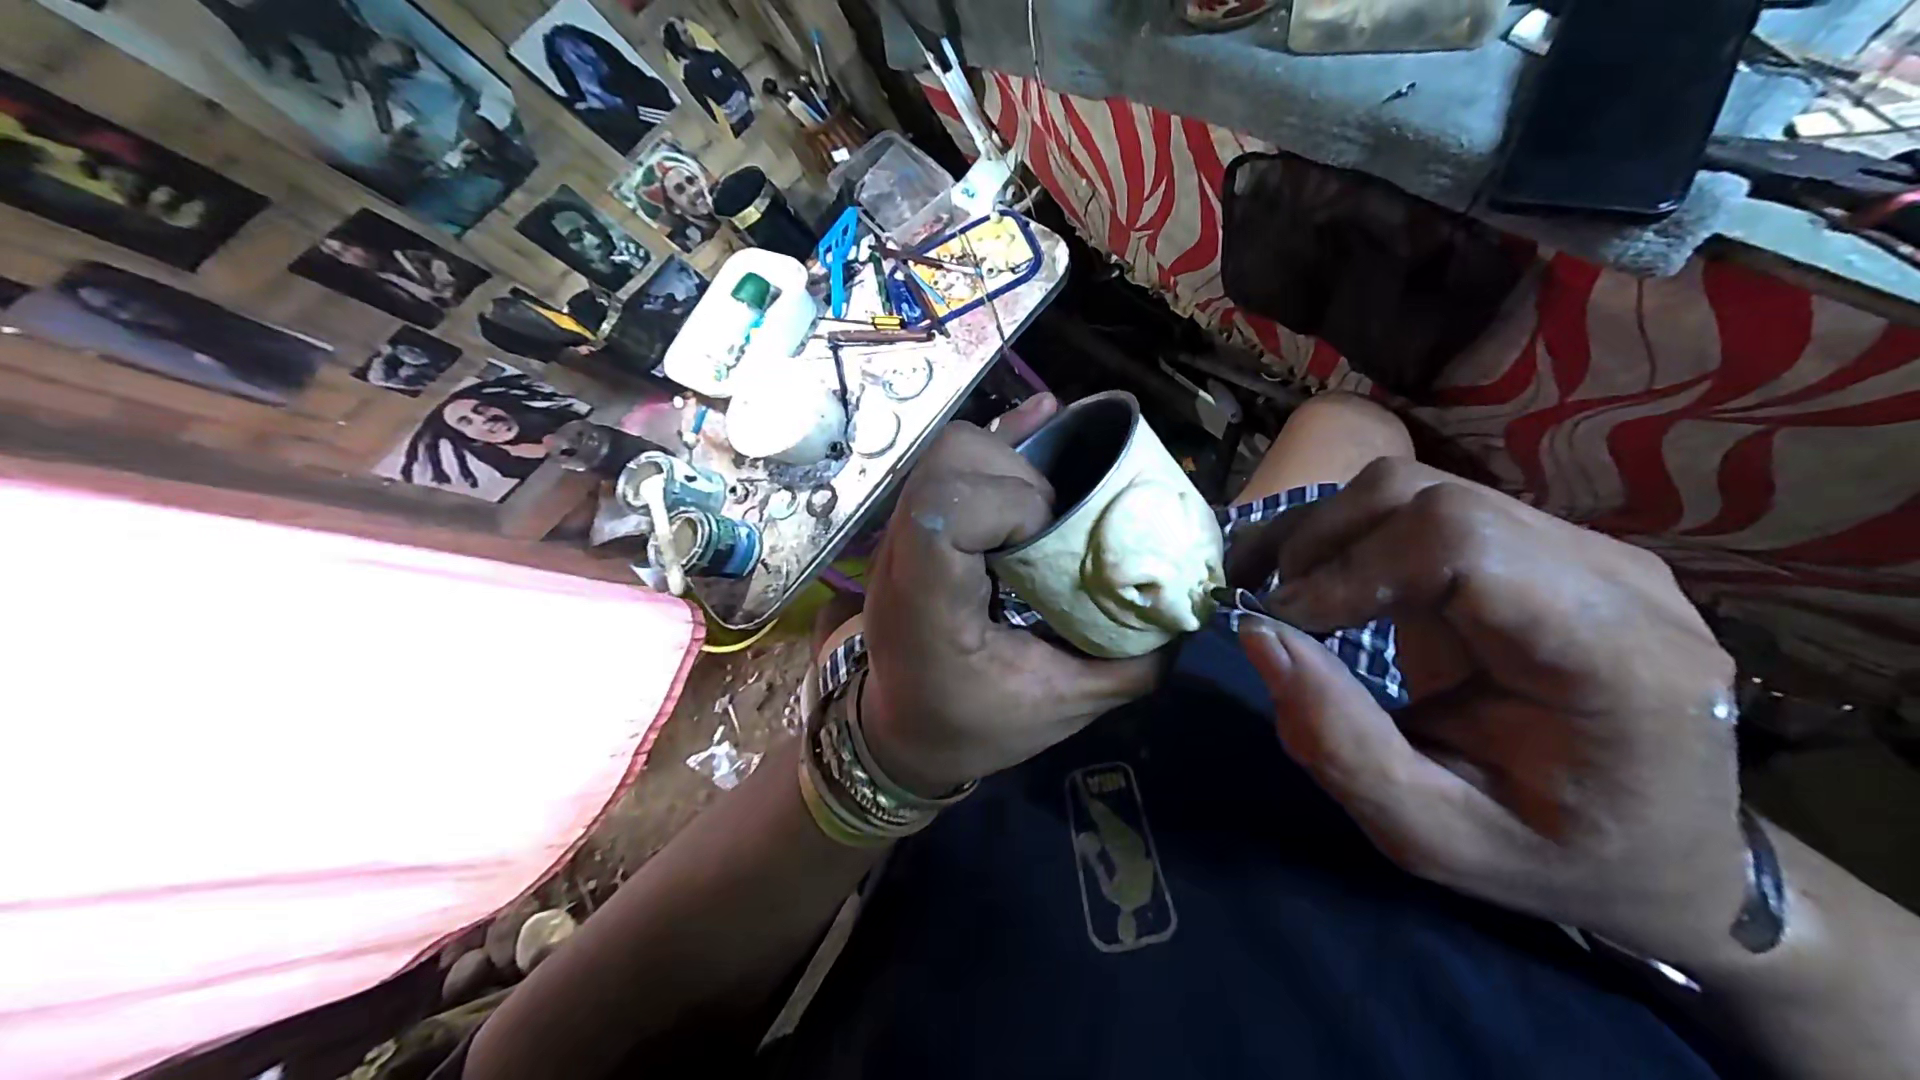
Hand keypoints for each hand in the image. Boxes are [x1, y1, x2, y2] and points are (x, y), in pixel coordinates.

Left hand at [860, 395, 1165, 796]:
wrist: (903, 732)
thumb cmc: (972, 726)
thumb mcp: (1060, 706)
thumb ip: (1129, 663)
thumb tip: (1188, 614)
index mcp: (927, 603)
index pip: (948, 505)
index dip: (1013, 503)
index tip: (1052, 539)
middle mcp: (902, 554)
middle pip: (951, 458)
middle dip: (1019, 473)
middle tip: (1056, 519)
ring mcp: (899, 535)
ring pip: (949, 451)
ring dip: (1011, 457)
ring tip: (1051, 497)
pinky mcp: (913, 528)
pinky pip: (950, 463)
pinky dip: (1000, 445)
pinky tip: (1044, 424)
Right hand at [1240, 458, 1747, 969]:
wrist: (1660, 846)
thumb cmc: (1552, 857)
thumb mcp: (1432, 836)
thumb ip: (1341, 744)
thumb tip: (1257, 634)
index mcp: (1614, 656)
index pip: (1462, 544)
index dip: (1350, 569)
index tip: (1284, 626)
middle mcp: (1607, 576)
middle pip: (1426, 498)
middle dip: (1322, 547)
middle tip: (1279, 616)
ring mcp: (1574, 546)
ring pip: (1410, 488)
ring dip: (1324, 537)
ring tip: (1290, 600)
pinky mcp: (1531, 542)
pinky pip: (1415, 505)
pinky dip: (1343, 534)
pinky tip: (1311, 576)